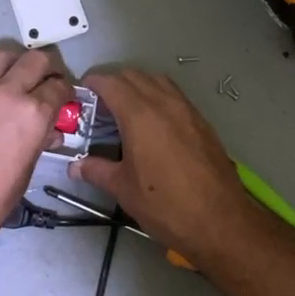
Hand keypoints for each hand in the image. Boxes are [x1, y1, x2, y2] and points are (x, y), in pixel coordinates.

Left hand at [0, 42, 68, 251]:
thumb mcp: (26, 173)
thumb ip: (38, 143)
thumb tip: (48, 131)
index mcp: (33, 114)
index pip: (58, 87)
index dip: (65, 90)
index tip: (63, 96)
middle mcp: (6, 93)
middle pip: (34, 60)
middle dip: (46, 66)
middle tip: (44, 78)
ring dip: (11, 61)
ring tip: (12, 74)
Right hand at [69, 68, 261, 264]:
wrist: (219, 220)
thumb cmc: (165, 204)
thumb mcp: (123, 189)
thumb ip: (96, 170)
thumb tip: (75, 166)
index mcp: (139, 114)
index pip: (110, 82)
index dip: (93, 82)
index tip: (82, 91)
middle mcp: (163, 102)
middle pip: (133, 75)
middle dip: (113, 82)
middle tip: (100, 105)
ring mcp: (186, 108)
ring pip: (157, 80)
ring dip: (138, 85)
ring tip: (127, 110)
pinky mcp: (202, 120)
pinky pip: (174, 94)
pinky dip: (158, 96)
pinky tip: (154, 123)